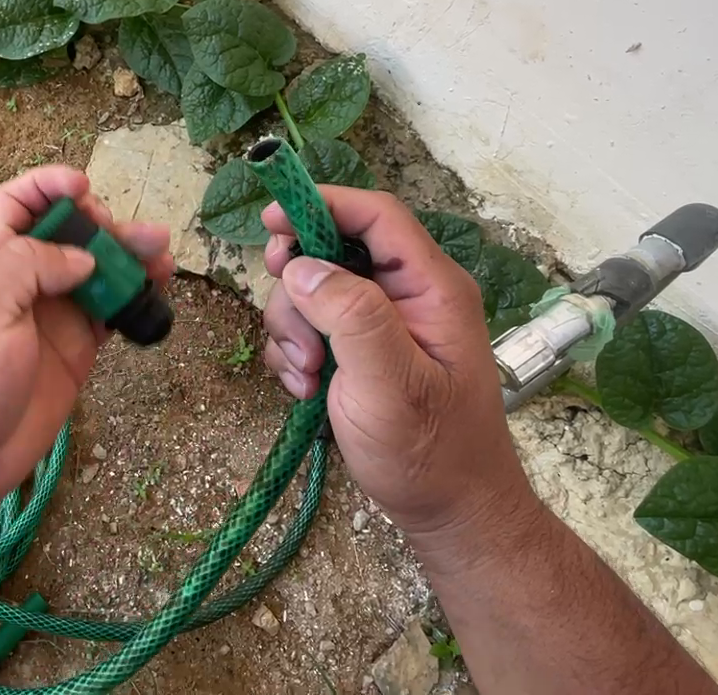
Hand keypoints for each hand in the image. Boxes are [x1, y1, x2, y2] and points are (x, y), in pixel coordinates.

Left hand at [0, 165, 173, 525]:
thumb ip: (28, 264)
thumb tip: (82, 259)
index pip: (16, 203)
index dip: (47, 185)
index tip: (83, 186)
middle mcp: (21, 280)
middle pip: (67, 233)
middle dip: (99, 223)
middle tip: (123, 238)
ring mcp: (51, 315)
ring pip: (96, 270)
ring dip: (129, 256)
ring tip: (162, 253)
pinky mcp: (75, 348)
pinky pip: (110, 310)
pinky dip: (135, 296)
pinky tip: (157, 289)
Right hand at [259, 187, 542, 553]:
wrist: (446, 514)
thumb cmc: (431, 452)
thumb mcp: (392, 384)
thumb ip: (352, 316)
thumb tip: (302, 267)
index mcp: (430, 287)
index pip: (376, 216)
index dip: (323, 204)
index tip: (271, 218)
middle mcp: (403, 295)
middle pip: (330, 251)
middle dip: (297, 284)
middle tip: (288, 316)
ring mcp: (376, 322)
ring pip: (308, 290)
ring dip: (292, 329)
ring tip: (306, 376)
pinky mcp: (353, 348)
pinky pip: (304, 325)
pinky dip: (292, 352)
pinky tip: (304, 388)